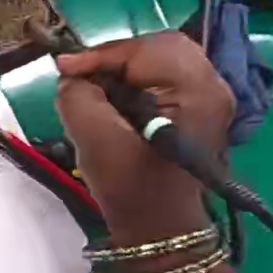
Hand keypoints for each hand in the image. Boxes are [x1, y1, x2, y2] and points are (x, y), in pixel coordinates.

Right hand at [54, 32, 233, 245]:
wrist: (158, 226)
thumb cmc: (130, 187)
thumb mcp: (95, 140)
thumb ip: (78, 99)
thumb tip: (72, 79)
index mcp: (195, 92)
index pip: (144, 50)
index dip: (99, 56)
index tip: (61, 69)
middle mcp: (211, 86)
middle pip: (158, 46)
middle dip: (113, 57)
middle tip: (79, 75)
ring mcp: (206, 97)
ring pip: (160, 59)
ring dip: (121, 69)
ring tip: (92, 87)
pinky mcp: (194, 109)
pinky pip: (161, 78)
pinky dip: (131, 81)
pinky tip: (111, 99)